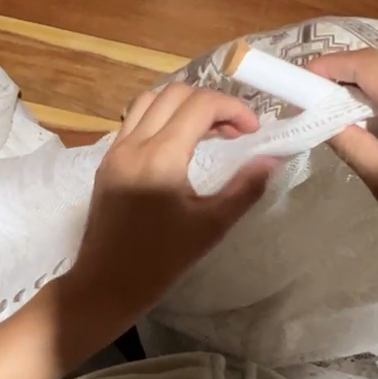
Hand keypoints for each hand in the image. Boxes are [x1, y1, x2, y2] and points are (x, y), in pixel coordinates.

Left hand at [61, 84, 273, 332]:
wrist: (106, 284)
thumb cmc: (162, 261)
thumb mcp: (211, 226)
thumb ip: (244, 188)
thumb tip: (271, 160)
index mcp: (161, 156)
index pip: (201, 105)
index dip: (234, 109)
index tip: (253, 131)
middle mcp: (134, 144)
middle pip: (175, 93)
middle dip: (211, 103)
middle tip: (234, 131)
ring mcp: (115, 151)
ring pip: (149, 101)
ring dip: (182, 105)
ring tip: (207, 132)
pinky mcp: (106, 162)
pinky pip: (133, 121)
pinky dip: (160, 118)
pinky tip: (177, 145)